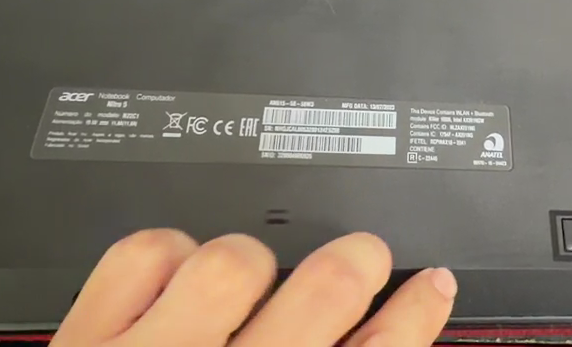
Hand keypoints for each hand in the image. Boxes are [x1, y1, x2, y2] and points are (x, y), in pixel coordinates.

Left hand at [53, 229, 455, 346]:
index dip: (414, 318)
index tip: (430, 290)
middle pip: (319, 296)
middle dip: (359, 263)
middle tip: (365, 258)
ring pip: (232, 264)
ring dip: (259, 265)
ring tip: (261, 278)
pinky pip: (141, 257)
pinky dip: (168, 253)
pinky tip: (177, 277)